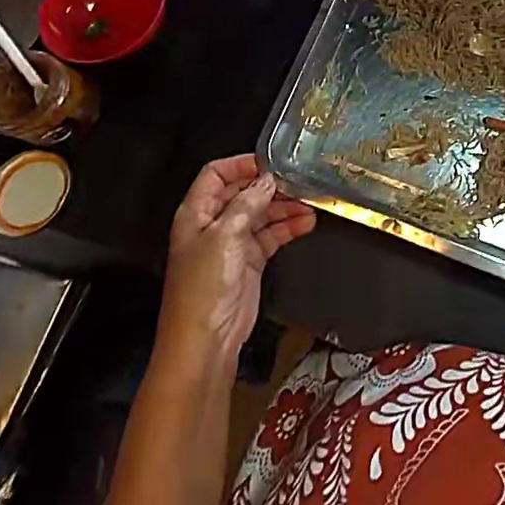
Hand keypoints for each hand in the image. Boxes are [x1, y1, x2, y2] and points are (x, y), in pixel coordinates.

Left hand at [158, 155, 315, 361]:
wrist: (205, 342)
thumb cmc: (200, 293)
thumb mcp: (224, 237)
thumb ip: (247, 204)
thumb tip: (265, 182)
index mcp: (196, 213)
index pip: (216, 174)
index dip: (241, 165)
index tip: (269, 162)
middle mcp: (213, 225)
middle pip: (243, 193)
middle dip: (269, 186)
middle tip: (296, 181)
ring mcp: (231, 244)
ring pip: (261, 214)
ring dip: (284, 207)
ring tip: (308, 202)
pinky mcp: (248, 261)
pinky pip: (271, 236)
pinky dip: (288, 228)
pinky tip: (305, 223)